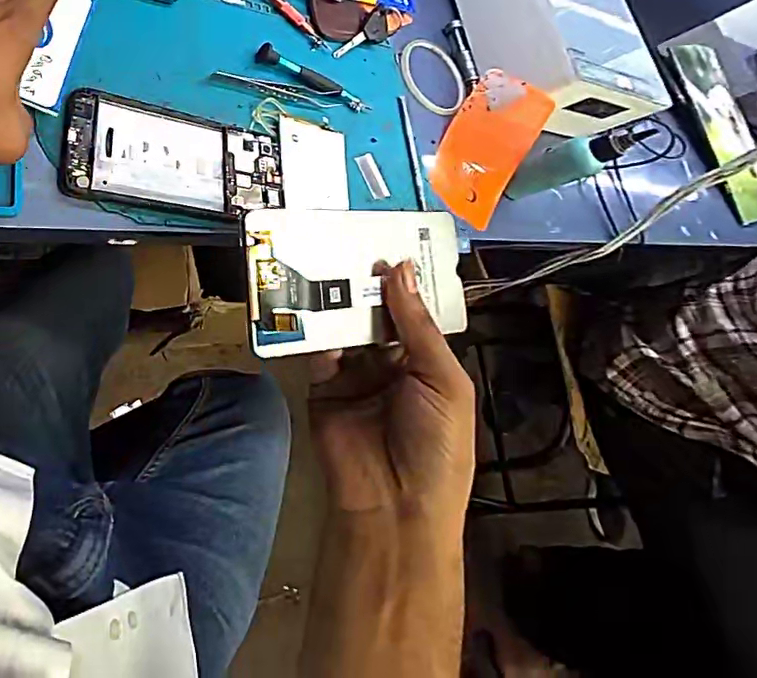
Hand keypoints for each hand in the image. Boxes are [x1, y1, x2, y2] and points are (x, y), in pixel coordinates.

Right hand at [307, 260, 475, 524]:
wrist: (394, 505)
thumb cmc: (436, 443)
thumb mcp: (443, 380)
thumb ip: (416, 324)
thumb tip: (400, 270)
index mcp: (425, 361)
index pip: (409, 313)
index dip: (400, 284)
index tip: (385, 249)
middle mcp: (388, 362)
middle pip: (373, 316)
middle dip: (365, 290)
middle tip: (349, 252)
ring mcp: (353, 373)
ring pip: (344, 328)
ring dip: (338, 306)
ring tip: (327, 274)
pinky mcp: (322, 386)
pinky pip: (318, 352)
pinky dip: (315, 334)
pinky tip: (313, 316)